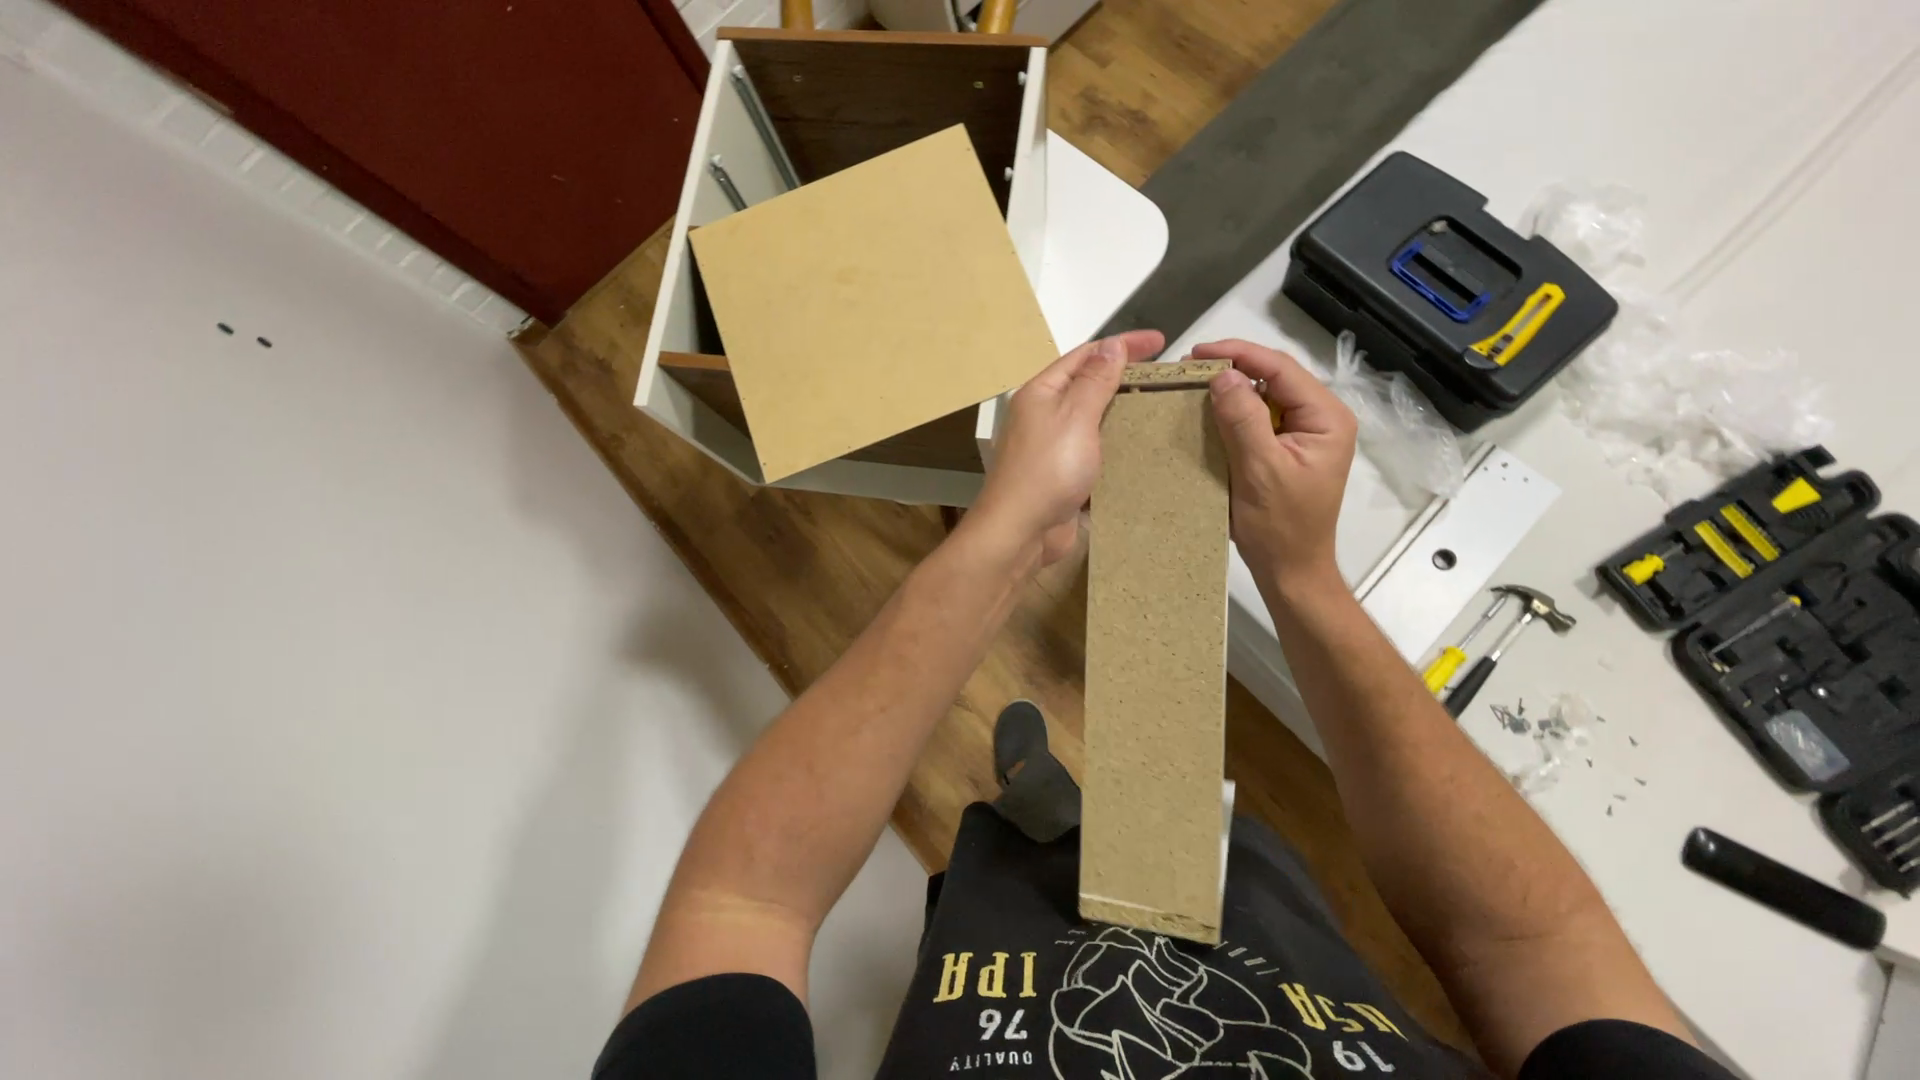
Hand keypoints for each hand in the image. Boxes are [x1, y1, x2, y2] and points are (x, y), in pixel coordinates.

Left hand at [969, 330, 1166, 566]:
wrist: (1020, 532)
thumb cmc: (1046, 470)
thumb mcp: (1075, 416)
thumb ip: (1095, 381)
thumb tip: (1112, 345)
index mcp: (1042, 393)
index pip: (1085, 355)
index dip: (1122, 344)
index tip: (1161, 341)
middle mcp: (1043, 416)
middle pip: (1087, 385)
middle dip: (1124, 376)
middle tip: (1165, 377)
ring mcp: (1052, 448)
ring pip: (1092, 420)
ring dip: (1121, 412)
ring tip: (1159, 409)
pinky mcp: (1062, 477)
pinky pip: (1093, 453)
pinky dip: (1115, 447)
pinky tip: (1140, 451)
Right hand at [1199, 339, 1356, 588]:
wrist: (1290, 570)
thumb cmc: (1279, 526)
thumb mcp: (1260, 470)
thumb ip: (1243, 419)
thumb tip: (1222, 375)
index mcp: (1326, 418)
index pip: (1281, 369)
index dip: (1240, 354)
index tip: (1198, 352)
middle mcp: (1320, 419)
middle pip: (1274, 378)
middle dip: (1233, 369)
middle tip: (1189, 369)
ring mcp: (1303, 435)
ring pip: (1264, 396)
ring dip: (1230, 391)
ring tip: (1192, 387)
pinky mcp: (1286, 450)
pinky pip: (1258, 419)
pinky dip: (1232, 414)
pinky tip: (1207, 415)